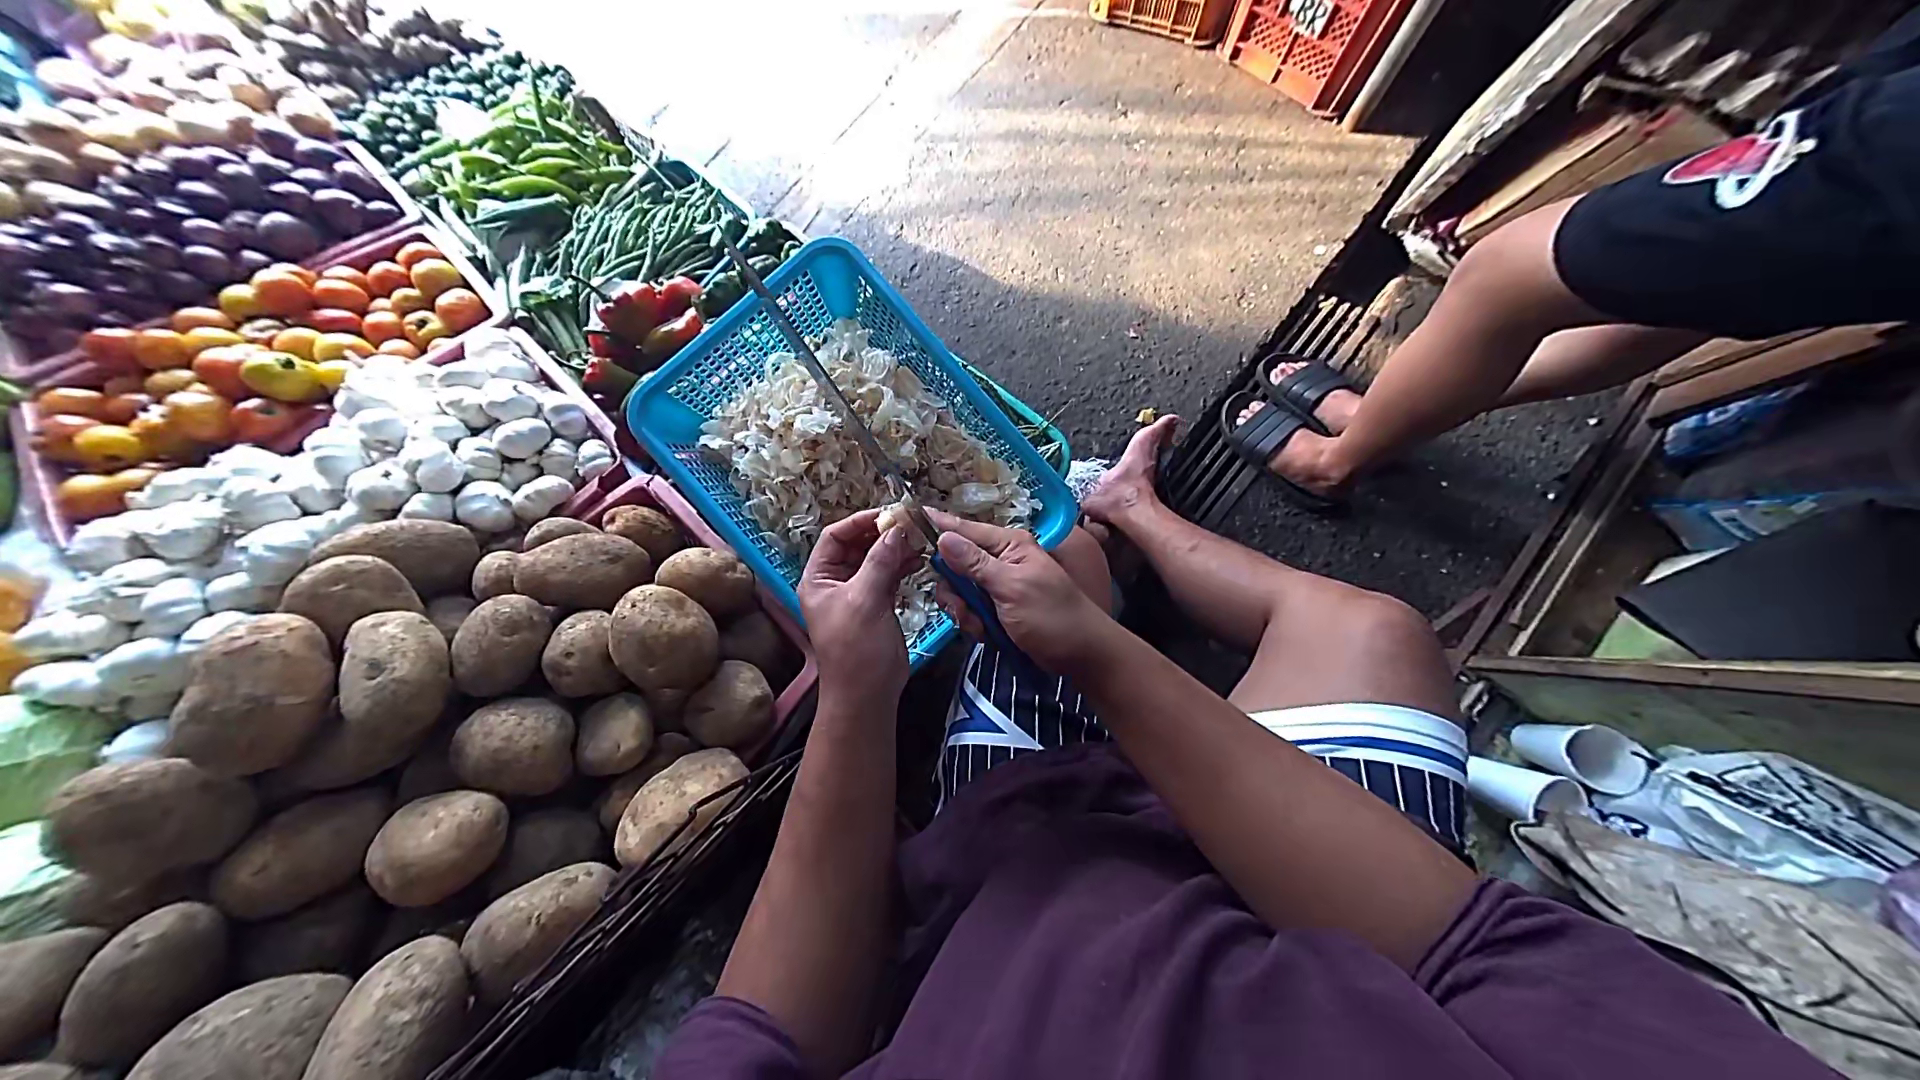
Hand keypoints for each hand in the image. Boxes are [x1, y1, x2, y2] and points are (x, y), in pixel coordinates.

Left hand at [798, 510, 919, 705]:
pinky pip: (889, 575)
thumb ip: (880, 561)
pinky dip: (903, 565)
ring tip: (920, 539)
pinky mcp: (878, 603)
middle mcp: (836, 581)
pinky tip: (919, 558)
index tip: (890, 514)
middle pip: (858, 545)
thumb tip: (897, 529)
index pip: (835, 536)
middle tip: (912, 524)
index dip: (860, 521)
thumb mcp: (865, 600)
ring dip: (896, 548)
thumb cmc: (856, 649)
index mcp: (819, 578)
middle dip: (883, 534)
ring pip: (876, 559)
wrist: (867, 695)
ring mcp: (858, 593)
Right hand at [928, 511, 1114, 675]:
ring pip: (960, 591)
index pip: (963, 528)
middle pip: (955, 563)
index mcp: (1008, 544)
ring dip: (965, 612)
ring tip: (982, 627)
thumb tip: (943, 536)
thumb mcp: (1011, 587)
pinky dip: (975, 624)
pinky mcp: (998, 608)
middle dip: (954, 590)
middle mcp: (1001, 559)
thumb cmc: (1052, 616)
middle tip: (963, 611)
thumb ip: (975, 563)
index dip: (935, 526)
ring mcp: (999, 585)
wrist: (1081, 656)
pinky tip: (988, 635)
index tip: (903, 521)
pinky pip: (972, 611)